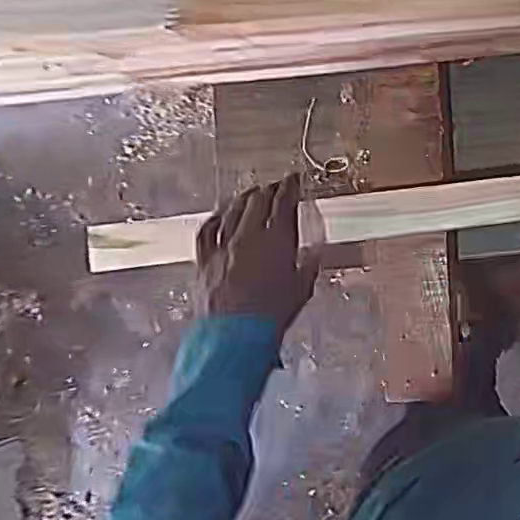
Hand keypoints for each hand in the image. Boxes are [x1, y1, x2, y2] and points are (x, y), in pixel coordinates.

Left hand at [194, 174, 321, 333]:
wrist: (234, 338)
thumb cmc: (271, 316)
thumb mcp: (302, 288)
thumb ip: (308, 263)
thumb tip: (314, 252)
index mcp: (277, 241)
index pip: (285, 203)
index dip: (291, 187)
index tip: (295, 180)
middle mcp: (249, 237)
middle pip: (259, 201)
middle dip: (270, 189)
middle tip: (278, 186)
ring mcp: (223, 247)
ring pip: (234, 211)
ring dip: (245, 198)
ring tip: (253, 193)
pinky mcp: (205, 261)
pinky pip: (208, 230)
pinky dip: (217, 218)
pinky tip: (220, 214)